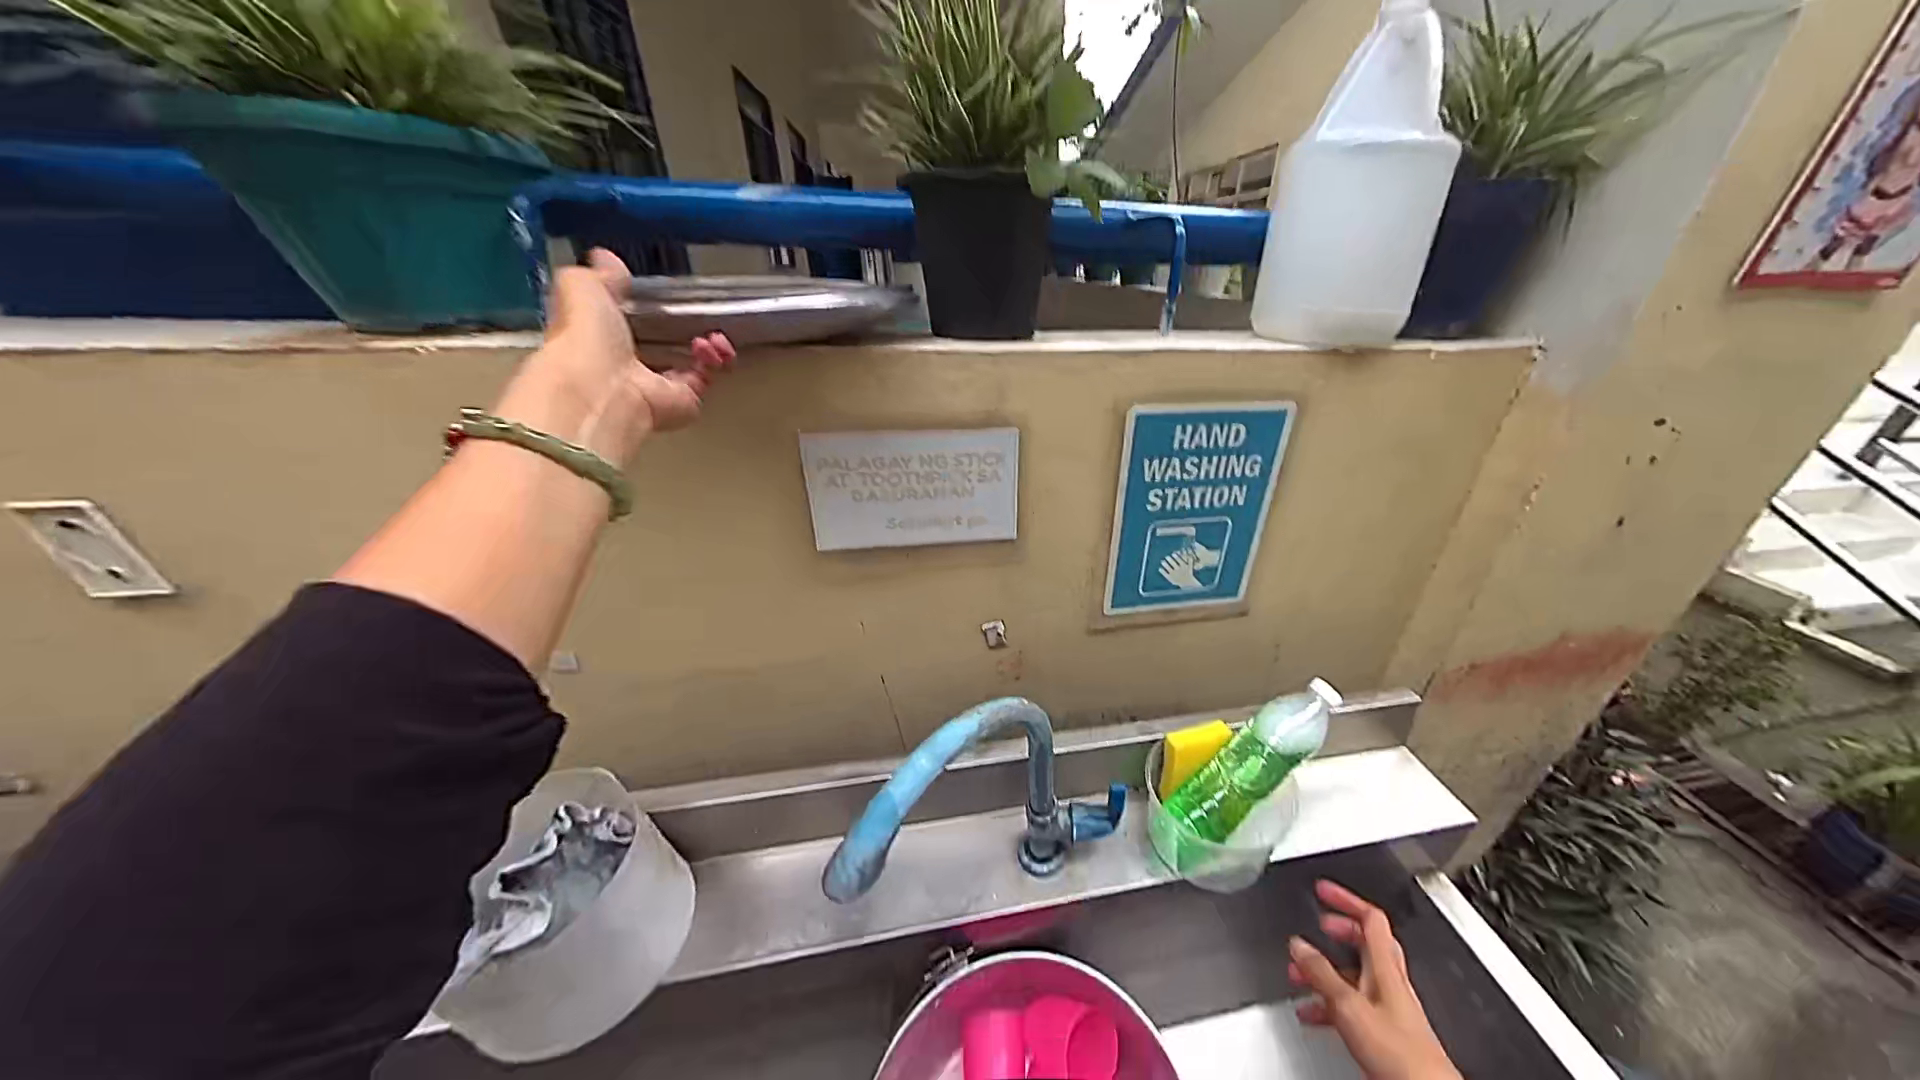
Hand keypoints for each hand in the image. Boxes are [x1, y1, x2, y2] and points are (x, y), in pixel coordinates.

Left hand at [493, 249, 733, 462]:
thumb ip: (598, 274)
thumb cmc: (584, 340)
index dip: (647, 308)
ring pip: (693, 364)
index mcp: (599, 339)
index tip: (662, 296)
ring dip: (708, 345)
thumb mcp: (582, 287)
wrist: (602, 388)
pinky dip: (715, 361)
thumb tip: (608, 260)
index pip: (627, 323)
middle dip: (686, 328)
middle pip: (666, 345)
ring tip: (710, 334)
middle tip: (696, 314)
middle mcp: (629, 366)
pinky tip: (712, 346)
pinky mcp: (683, 402)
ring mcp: (657, 387)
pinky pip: (707, 379)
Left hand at [1159, 546, 1202, 588]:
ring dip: (1165, 564)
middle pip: (1173, 563)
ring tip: (1162, 561)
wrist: (1188, 584)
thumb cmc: (1188, 574)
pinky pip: (1166, 574)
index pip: (1179, 560)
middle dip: (1169, 559)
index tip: (1173, 553)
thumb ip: (1189, 560)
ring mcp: (1174, 574)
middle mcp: (1179, 570)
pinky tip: (1160, 568)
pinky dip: (1162, 571)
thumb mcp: (1190, 567)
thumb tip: (1186, 552)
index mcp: (1184, 567)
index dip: (1176, 556)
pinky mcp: (1171, 578)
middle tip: (1166, 556)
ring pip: (1169, 568)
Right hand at [1288, 880, 1461, 1079]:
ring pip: (1354, 975)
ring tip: (1301, 971)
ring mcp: (1389, 1008)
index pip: (1370, 919)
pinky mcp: (1384, 1032)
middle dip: (1336, 931)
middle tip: (1316, 925)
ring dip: (1326, 969)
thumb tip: (1299, 945)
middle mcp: (1390, 984)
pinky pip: (1352, 1004)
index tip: (1323, 889)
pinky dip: (1328, 1001)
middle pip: (1364, 943)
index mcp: (1386, 970)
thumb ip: (1321, 973)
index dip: (1346, 899)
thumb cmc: (1402, 1057)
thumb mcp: (1349, 1006)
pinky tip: (1312, 1011)